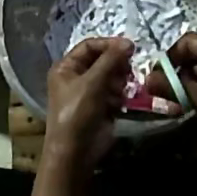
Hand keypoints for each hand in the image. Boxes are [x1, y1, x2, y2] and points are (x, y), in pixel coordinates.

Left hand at [43, 37, 131, 170]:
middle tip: (128, 71)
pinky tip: (121, 102)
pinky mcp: (101, 106)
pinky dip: (120, 94)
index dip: (109, 44)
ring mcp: (89, 92)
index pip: (89, 46)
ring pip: (111, 76)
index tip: (130, 47)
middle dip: (116, 65)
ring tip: (121, 90)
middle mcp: (76, 76)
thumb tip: (128, 43)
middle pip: (102, 60)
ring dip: (119, 81)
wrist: (76, 152)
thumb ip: (110, 60)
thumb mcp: (92, 82)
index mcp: (66, 67)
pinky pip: (115, 92)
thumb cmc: (77, 112)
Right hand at [165, 33, 196, 151]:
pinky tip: (184, 110)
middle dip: (173, 71)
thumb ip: (177, 88)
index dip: (170, 54)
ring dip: (182, 86)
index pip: (189, 41)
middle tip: (158, 91)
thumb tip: (148, 78)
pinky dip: (193, 95)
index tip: (157, 74)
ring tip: (169, 103)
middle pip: (192, 57)